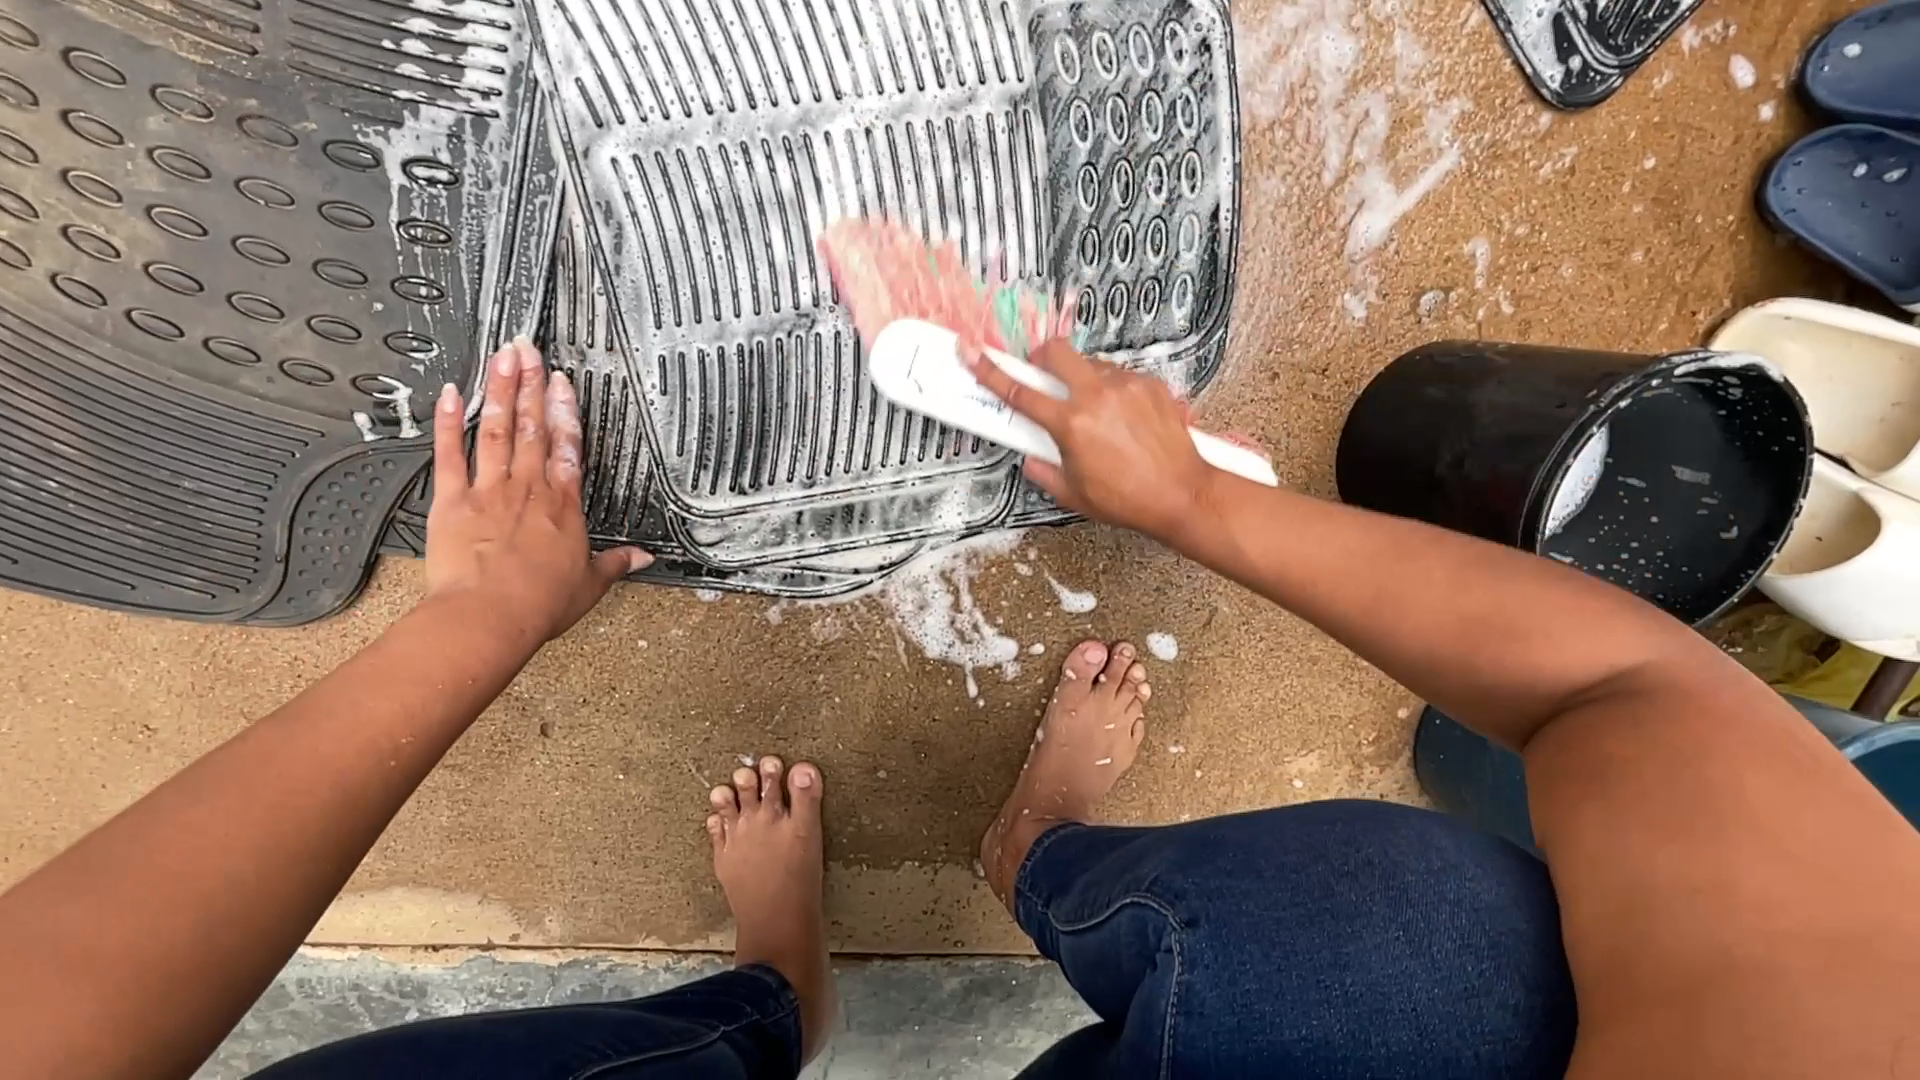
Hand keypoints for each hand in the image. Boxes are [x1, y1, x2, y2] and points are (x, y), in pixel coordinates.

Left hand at [424, 338, 650, 642]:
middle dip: (531, 384)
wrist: (489, 616)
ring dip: (500, 390)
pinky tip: (449, 393)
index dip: (564, 410)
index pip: (567, 446)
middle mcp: (527, 488)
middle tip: (530, 350)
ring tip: (501, 357)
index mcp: (562, 504)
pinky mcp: (452, 500)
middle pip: (532, 426)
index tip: (562, 382)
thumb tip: (643, 559)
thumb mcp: (590, 583)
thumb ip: (617, 563)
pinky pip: (449, 454)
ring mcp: (488, 490)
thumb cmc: (540, 602)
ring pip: (496, 429)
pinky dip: (447, 422)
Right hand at [963, 339, 1220, 538]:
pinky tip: (1122, 417)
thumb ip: (1044, 471)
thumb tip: (1031, 459)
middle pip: (1057, 351)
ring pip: (1092, 364)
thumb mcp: (1074, 493)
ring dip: (1083, 379)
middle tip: (1042, 373)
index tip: (973, 354)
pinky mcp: (1150, 385)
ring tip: (1094, 411)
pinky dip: (1113, 390)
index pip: (1020, 392)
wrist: (1182, 495)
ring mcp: (1127, 386)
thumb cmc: (1130, 499)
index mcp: (1071, 424)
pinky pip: (1121, 376)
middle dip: (1042, 356)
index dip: (990, 371)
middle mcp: (1097, 397)